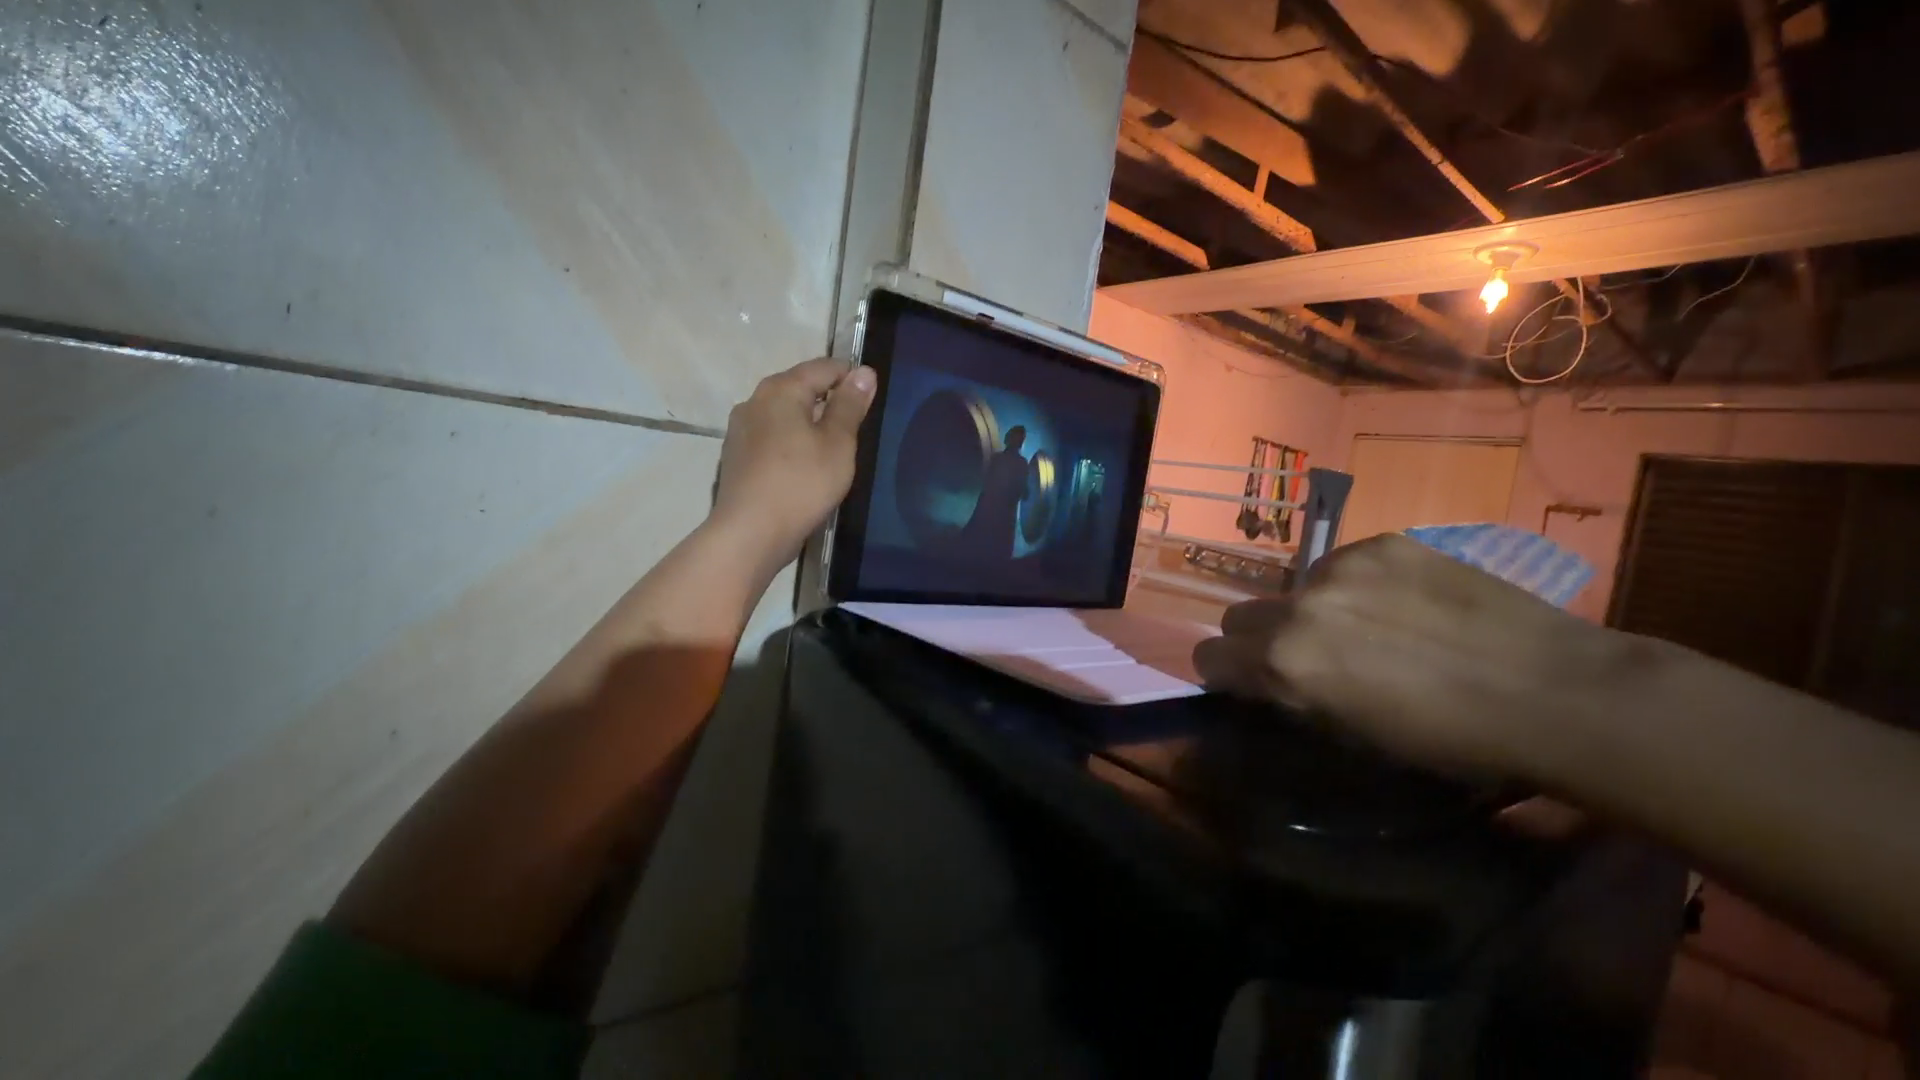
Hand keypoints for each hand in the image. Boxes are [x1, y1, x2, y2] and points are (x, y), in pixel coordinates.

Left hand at [707, 357, 876, 573]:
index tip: (872, 399)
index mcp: (781, 389)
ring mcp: (740, 430)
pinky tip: (803, 467)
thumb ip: (851, 405)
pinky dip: (790, 443)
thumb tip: (864, 372)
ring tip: (832, 449)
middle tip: (856, 427)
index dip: (852, 377)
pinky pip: (771, 438)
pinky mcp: (735, 457)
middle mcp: (754, 401)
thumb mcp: (838, 443)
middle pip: (800, 388)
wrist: (750, 533)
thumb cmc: (802, 483)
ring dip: (808, 424)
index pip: (824, 367)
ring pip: (783, 415)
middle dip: (829, 400)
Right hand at [1192, 533, 1635, 778]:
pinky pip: (1343, 565)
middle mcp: (1300, 605)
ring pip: (1295, 587)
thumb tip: (1272, 683)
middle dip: (1259, 639)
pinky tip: (1405, 608)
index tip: (1252, 687)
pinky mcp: (1386, 543)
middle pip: (1240, 615)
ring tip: (1369, 632)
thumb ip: (1296, 699)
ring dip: (1311, 610)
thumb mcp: (1355, 736)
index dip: (1227, 676)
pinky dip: (1355, 587)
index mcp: (1286, 661)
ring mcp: (1343, 566)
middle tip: (1306, 660)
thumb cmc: (1453, 741)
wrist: (1555, 691)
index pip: (1210, 657)